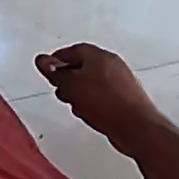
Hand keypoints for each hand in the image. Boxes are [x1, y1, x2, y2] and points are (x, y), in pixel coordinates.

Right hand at [35, 43, 175, 157]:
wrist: (136, 128)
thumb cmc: (106, 103)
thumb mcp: (70, 85)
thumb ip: (53, 72)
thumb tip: (41, 60)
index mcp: (99, 55)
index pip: (71, 51)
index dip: (57, 60)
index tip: (48, 69)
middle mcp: (112, 64)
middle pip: (82, 66)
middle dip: (68, 79)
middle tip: (61, 89)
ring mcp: (122, 81)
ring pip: (92, 82)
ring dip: (80, 92)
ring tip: (76, 104)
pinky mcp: (127, 98)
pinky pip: (103, 95)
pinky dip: (94, 102)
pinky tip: (90, 113)